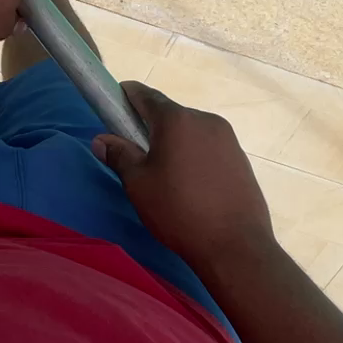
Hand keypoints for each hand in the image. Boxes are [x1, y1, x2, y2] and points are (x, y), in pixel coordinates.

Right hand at [92, 82, 277, 272]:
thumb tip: (101, 140)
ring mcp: (228, 139)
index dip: (125, 98)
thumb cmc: (179, 210)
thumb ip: (118, 155)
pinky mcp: (242, 159)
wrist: (237, 248)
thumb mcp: (138, 183)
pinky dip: (194, 156)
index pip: (144, 94)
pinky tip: (191, 185)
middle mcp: (205, 119)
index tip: (113, 112)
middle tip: (137, 156)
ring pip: (189, 131)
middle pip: (168, 114)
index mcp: (177, 119)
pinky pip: (208, 147)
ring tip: (166, 176)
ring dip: (174, 143)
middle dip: (150, 127)